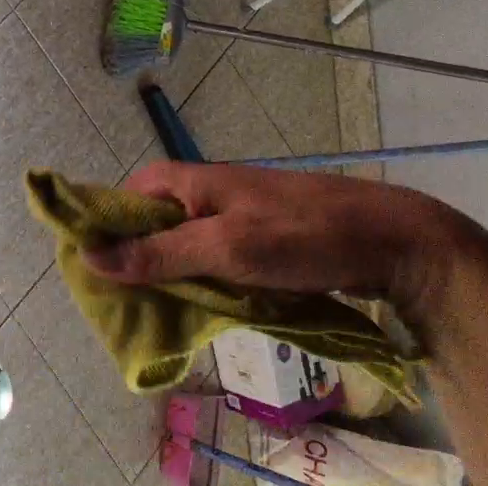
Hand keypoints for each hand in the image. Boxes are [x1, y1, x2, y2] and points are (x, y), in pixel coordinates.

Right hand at [83, 161, 462, 307]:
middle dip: (144, 264)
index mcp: (172, 179)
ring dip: (180, 277)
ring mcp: (222, 212)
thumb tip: (87, 257)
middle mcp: (189, 191)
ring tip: (182, 307)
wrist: (399, 240)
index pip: (113, 206)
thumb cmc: (299, 234)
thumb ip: (157, 255)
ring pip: (179, 246)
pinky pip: (211, 256)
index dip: (104, 239)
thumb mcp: (223, 248)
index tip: (105, 277)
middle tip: (147, 301)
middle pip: (145, 229)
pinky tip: (217, 301)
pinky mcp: (250, 233)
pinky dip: (210, 279)